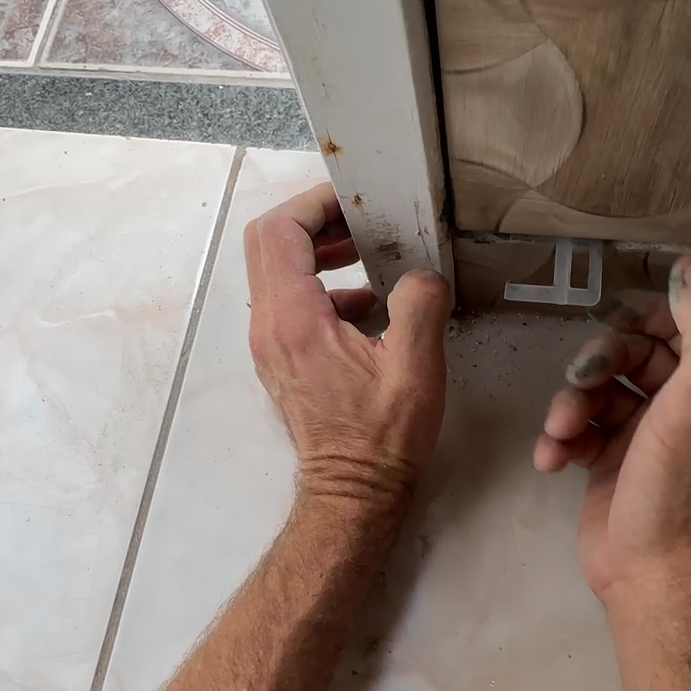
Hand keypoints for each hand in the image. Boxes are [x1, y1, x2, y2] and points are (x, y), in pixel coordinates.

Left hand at [245, 183, 451, 511]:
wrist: (352, 492)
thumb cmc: (382, 437)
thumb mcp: (415, 369)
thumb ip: (420, 305)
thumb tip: (422, 274)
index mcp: (294, 320)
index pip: (279, 232)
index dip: (314, 203)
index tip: (355, 199)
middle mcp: (268, 326)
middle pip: (268, 243)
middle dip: (312, 220)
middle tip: (360, 218)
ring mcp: (269, 343)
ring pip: (275, 272)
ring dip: (316, 252)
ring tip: (366, 249)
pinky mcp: (280, 358)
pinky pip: (288, 302)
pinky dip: (321, 286)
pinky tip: (367, 304)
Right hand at [534, 256, 690, 603]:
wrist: (651, 578)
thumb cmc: (681, 489)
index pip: (678, 325)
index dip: (641, 322)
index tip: (612, 332)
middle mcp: (684, 405)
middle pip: (628, 355)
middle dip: (596, 366)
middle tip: (578, 385)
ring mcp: (644, 435)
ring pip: (596, 391)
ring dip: (569, 406)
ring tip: (559, 435)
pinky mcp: (608, 463)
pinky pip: (578, 430)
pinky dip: (559, 440)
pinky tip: (551, 461)